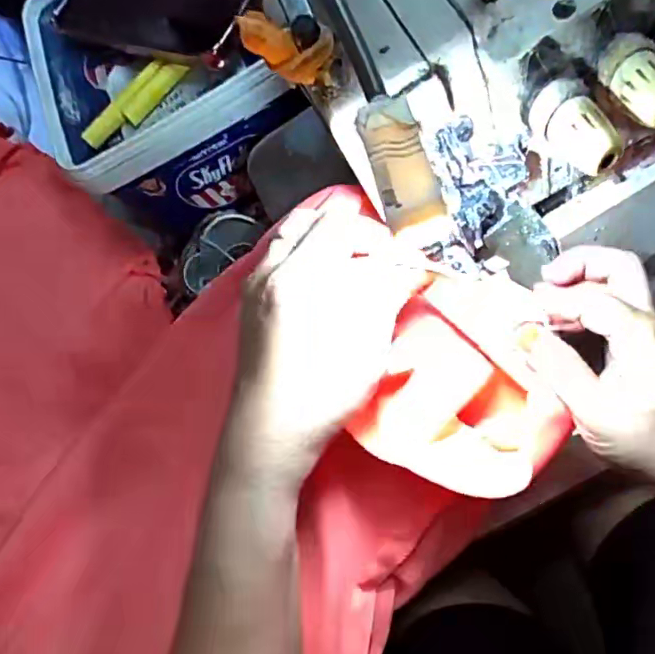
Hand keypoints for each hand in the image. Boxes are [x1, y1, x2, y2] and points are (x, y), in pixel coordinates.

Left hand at [227, 195, 427, 482]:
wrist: (268, 433)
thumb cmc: (320, 398)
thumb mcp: (366, 350)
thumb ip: (385, 298)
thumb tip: (404, 270)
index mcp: (298, 277)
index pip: (343, 226)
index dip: (380, 235)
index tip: (404, 254)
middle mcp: (270, 269)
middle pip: (316, 220)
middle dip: (356, 230)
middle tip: (385, 256)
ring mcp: (255, 282)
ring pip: (294, 232)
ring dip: (329, 237)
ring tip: (359, 261)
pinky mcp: (250, 299)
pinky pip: (281, 253)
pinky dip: (308, 250)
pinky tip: (328, 278)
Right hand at [517, 246, 654, 488]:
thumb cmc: (647, 441)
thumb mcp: (594, 410)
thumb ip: (558, 368)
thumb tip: (524, 334)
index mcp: (639, 333)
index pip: (590, 297)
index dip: (554, 300)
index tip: (523, 312)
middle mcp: (650, 322)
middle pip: (618, 268)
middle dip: (579, 264)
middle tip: (544, 279)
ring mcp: (652, 332)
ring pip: (620, 285)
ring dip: (583, 285)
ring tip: (547, 306)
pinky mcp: (648, 346)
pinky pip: (618, 310)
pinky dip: (590, 307)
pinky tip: (566, 329)